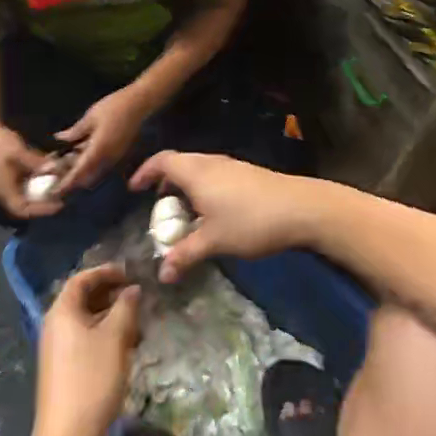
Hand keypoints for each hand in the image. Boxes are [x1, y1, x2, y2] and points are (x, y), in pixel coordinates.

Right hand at [0, 125, 60, 219]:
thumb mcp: (16, 152)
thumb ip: (35, 161)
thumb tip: (54, 168)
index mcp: (5, 191)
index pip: (23, 210)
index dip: (41, 210)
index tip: (58, 204)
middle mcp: (7, 191)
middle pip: (28, 203)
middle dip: (46, 200)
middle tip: (64, 193)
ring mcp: (9, 182)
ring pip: (29, 192)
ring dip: (44, 189)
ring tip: (61, 184)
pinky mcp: (12, 173)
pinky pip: (28, 181)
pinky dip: (39, 178)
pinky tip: (51, 171)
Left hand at [33, 264, 142, 435]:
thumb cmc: (91, 378)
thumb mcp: (115, 338)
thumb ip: (126, 307)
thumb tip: (132, 289)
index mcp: (62, 310)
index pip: (82, 278)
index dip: (106, 272)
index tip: (129, 273)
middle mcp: (55, 324)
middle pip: (83, 299)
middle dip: (111, 296)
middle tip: (137, 298)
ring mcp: (57, 348)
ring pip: (87, 321)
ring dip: (111, 318)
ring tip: (137, 326)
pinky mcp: (63, 368)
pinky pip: (85, 340)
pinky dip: (104, 337)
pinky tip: (125, 349)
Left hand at [58, 89, 150, 191]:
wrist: (140, 103)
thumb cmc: (115, 107)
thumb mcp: (91, 117)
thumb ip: (75, 131)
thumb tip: (60, 139)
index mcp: (99, 152)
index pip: (79, 173)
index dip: (66, 183)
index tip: (55, 190)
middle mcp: (108, 160)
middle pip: (87, 177)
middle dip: (72, 178)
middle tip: (58, 172)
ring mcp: (115, 158)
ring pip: (94, 172)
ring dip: (81, 170)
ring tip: (66, 160)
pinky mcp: (120, 153)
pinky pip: (101, 164)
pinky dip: (90, 163)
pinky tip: (81, 151)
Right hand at [129, 152, 326, 281]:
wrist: (301, 208)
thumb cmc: (251, 221)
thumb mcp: (214, 241)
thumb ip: (185, 254)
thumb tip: (162, 274)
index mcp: (195, 171)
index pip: (161, 161)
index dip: (145, 172)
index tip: (134, 188)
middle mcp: (209, 162)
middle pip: (178, 162)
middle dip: (164, 181)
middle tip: (158, 205)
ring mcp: (230, 166)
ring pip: (198, 168)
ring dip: (185, 185)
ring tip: (183, 211)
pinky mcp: (246, 174)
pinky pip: (213, 174)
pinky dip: (202, 187)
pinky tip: (211, 212)